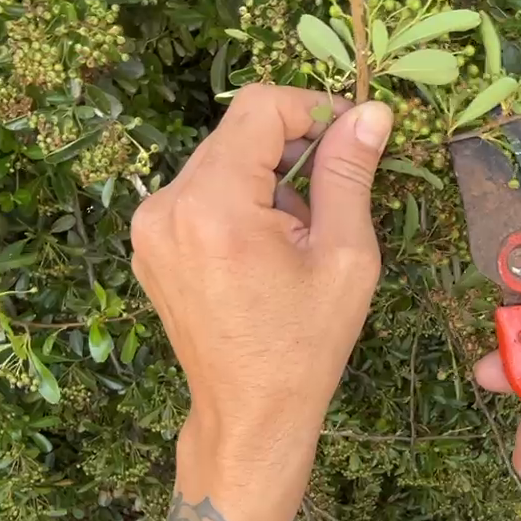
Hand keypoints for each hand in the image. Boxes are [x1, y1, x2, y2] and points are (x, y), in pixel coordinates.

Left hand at [133, 85, 391, 461]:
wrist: (250, 413)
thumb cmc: (306, 344)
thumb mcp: (344, 257)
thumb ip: (350, 174)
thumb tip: (371, 113)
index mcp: (215, 206)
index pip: (259, 108)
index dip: (313, 109)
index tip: (351, 137)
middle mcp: (167, 206)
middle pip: (237, 133)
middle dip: (293, 150)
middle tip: (333, 197)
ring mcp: (150, 227)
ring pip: (220, 162)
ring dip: (266, 179)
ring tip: (297, 236)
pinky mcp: (149, 245)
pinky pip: (200, 194)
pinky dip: (239, 202)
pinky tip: (263, 250)